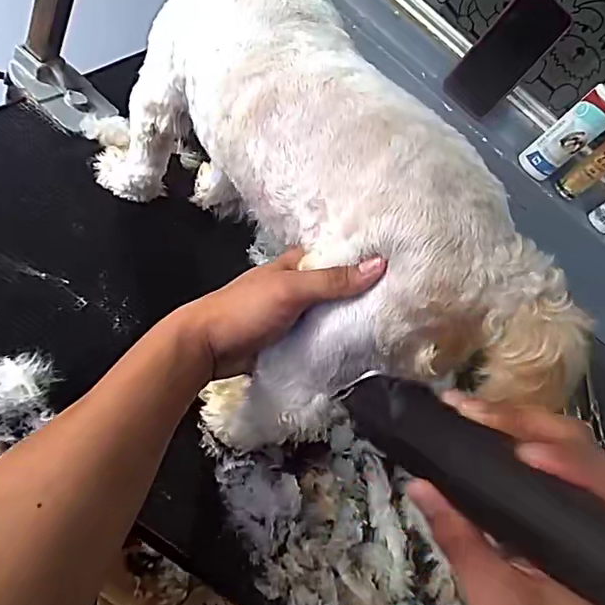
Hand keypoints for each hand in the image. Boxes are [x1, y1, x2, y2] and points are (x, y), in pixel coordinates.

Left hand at [169, 247, 384, 378]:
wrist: (204, 349)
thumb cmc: (243, 310)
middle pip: (337, 287)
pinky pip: (319, 337)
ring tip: (389, 323)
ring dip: (350, 319)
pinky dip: (334, 340)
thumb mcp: (291, 290)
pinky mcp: (289, 339)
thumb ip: (333, 280)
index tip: (397, 265)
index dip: (364, 259)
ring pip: (330, 314)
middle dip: (362, 293)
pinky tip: (357, 346)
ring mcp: (293, 314)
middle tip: (400, 299)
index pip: (338, 256)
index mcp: (296, 264)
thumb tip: (379, 264)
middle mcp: (297, 286)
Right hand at [407, 394, 604, 604]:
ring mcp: (596, 479)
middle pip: (580, 443)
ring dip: (514, 417)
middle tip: (472, 414)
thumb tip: (421, 487)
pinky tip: (478, 415)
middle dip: (527, 424)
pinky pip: (548, 435)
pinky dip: (513, 423)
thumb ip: (466, 549)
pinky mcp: (572, 471)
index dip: (570, 463)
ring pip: (562, 431)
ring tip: (466, 409)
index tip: (524, 454)